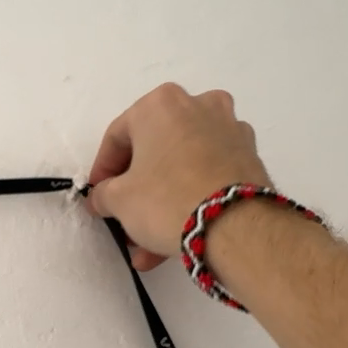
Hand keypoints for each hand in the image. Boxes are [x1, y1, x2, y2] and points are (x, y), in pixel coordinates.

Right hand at [86, 83, 272, 270]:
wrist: (235, 225)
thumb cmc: (166, 199)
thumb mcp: (118, 200)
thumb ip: (103, 194)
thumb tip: (102, 197)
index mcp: (161, 104)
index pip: (118, 136)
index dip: (102, 171)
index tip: (97, 197)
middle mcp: (199, 105)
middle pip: (154, 150)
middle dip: (136, 189)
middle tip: (122, 218)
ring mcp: (230, 129)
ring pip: (182, 166)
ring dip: (161, 202)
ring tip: (145, 242)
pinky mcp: (250, 156)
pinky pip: (206, 177)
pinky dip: (189, 200)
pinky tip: (174, 236)